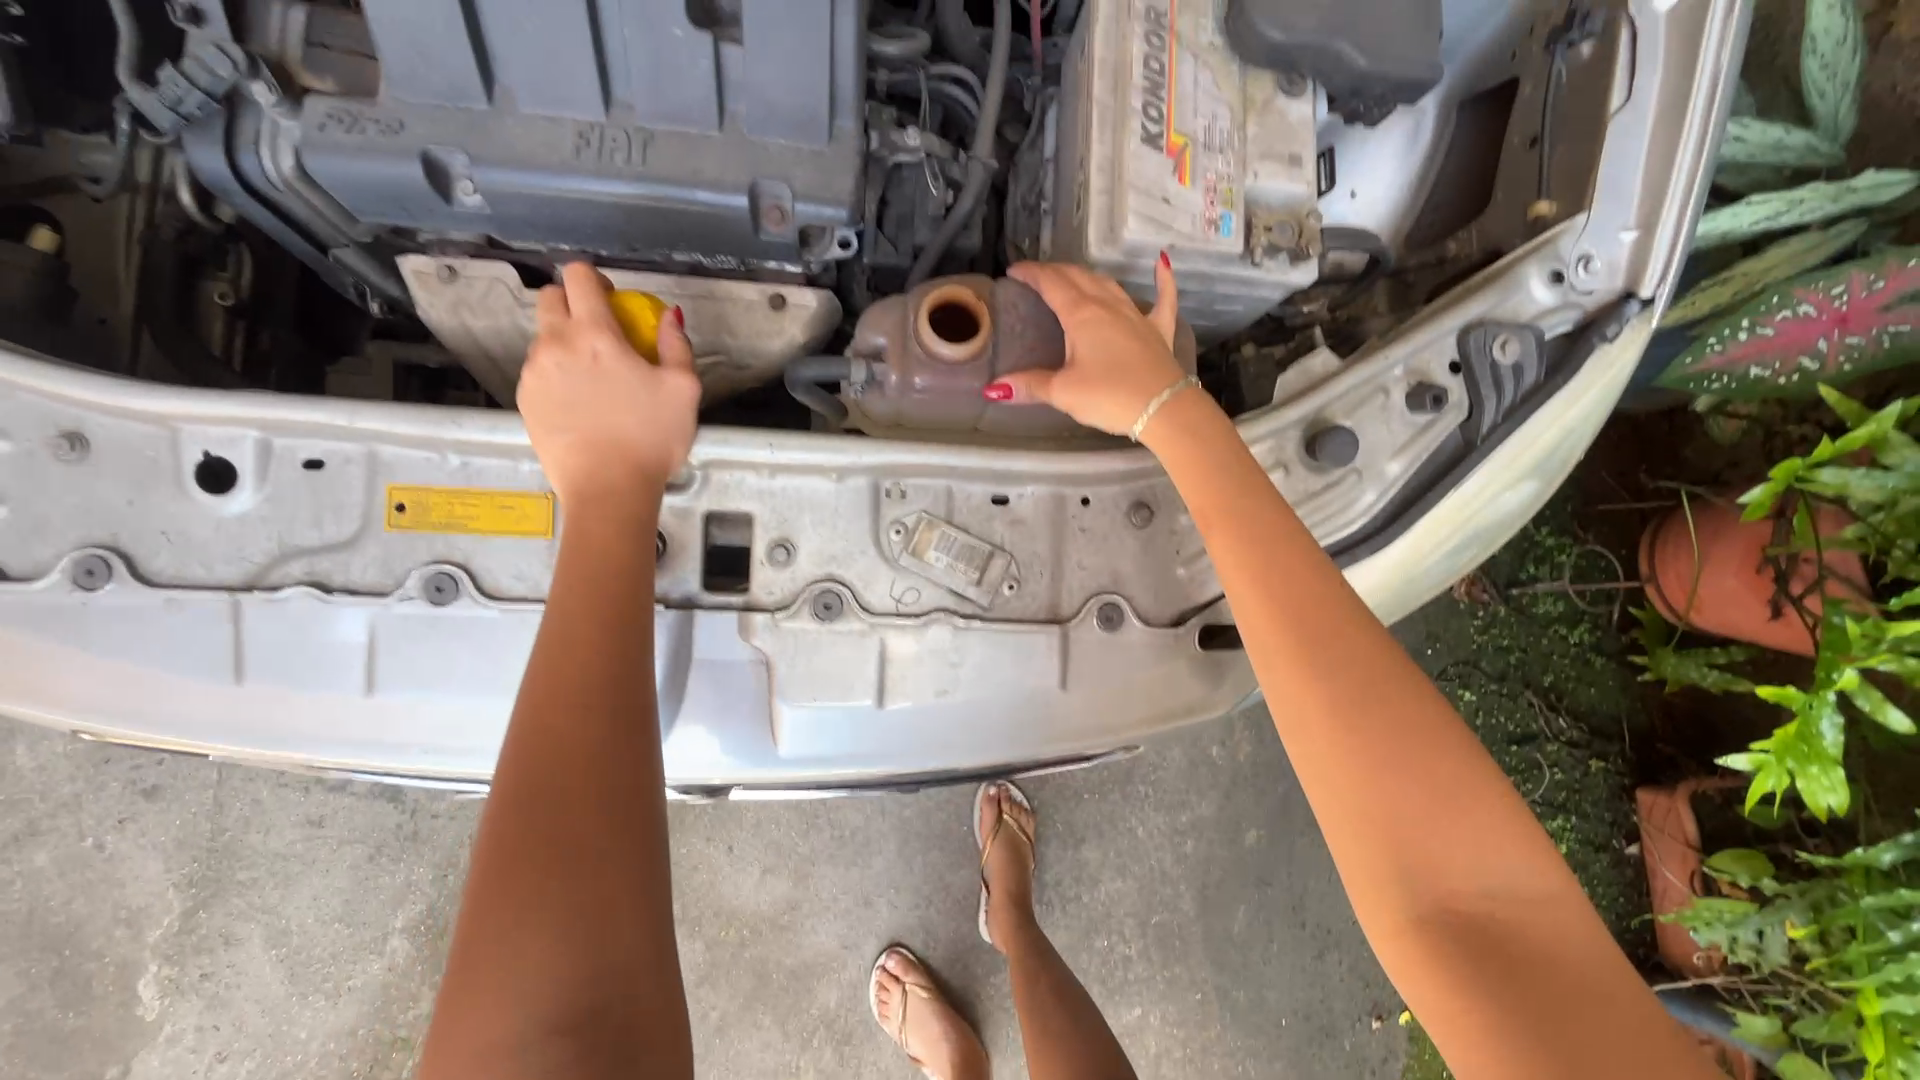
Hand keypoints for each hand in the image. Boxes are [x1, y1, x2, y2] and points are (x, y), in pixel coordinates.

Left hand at [519, 262, 700, 511]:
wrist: (607, 489)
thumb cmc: (651, 438)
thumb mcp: (684, 389)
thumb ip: (676, 345)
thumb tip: (669, 317)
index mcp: (595, 335)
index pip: (579, 277)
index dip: (595, 278)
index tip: (612, 298)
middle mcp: (556, 345)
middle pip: (550, 298)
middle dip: (572, 302)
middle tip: (600, 331)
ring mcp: (535, 373)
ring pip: (543, 338)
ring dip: (565, 342)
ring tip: (593, 377)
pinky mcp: (525, 400)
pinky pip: (538, 372)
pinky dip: (557, 375)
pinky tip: (580, 404)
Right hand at [990, 257, 1191, 438]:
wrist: (1164, 408)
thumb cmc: (1109, 397)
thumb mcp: (1063, 392)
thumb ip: (1029, 385)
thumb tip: (993, 389)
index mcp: (1081, 315)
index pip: (1052, 283)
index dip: (1031, 274)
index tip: (1014, 272)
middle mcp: (1109, 306)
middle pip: (1079, 277)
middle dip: (1055, 272)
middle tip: (1038, 277)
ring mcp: (1137, 315)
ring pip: (1109, 284)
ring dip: (1088, 276)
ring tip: (1073, 277)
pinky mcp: (1159, 330)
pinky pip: (1163, 297)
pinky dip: (1162, 279)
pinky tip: (1161, 262)